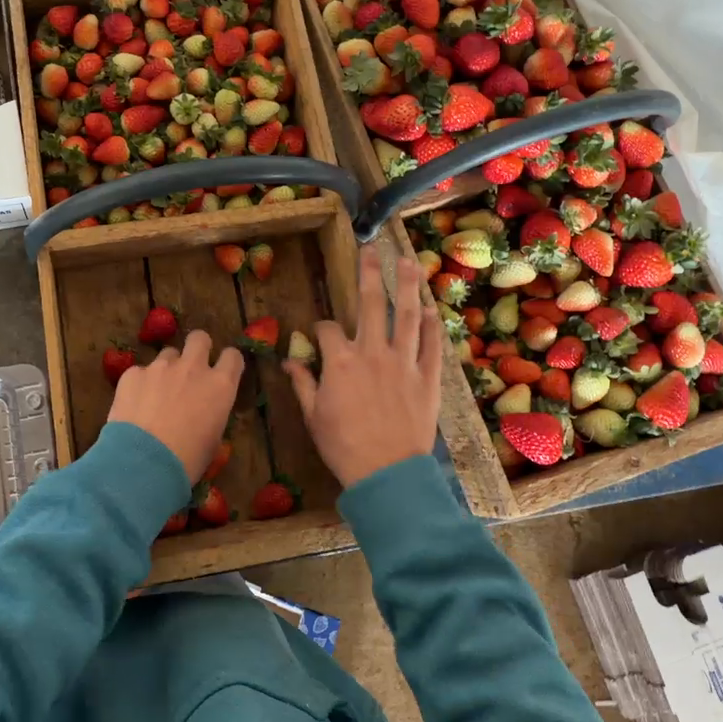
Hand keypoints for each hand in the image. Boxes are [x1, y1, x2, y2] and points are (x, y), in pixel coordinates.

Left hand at [107, 330, 244, 482]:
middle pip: (199, 338)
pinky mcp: (133, 373)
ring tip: (157, 394)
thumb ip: (211, 414)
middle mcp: (192, 368)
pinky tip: (134, 407)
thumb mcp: (212, 440)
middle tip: (190, 369)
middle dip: (197, 348)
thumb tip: (203, 413)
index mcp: (220, 386)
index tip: (222, 371)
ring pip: (168, 354)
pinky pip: (140, 372)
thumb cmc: (187, 461)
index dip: (228, 362)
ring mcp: (160, 367)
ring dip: (167, 369)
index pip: (233, 356)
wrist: (143, 463)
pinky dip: (140, 385)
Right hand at [285, 244, 442, 486]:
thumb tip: (290, 362)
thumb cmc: (343, 446)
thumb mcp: (313, 416)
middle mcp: (372, 351)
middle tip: (371, 248)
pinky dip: (432, 324)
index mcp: (340, 361)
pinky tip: (431, 307)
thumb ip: (302, 384)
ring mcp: (404, 362)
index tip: (319, 334)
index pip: (328, 330)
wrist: (387, 472)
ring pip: (407, 314)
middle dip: (369, 273)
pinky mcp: (428, 376)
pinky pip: (432, 343)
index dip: (321, 329)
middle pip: (371, 303)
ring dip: (408, 285)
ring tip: (408, 261)